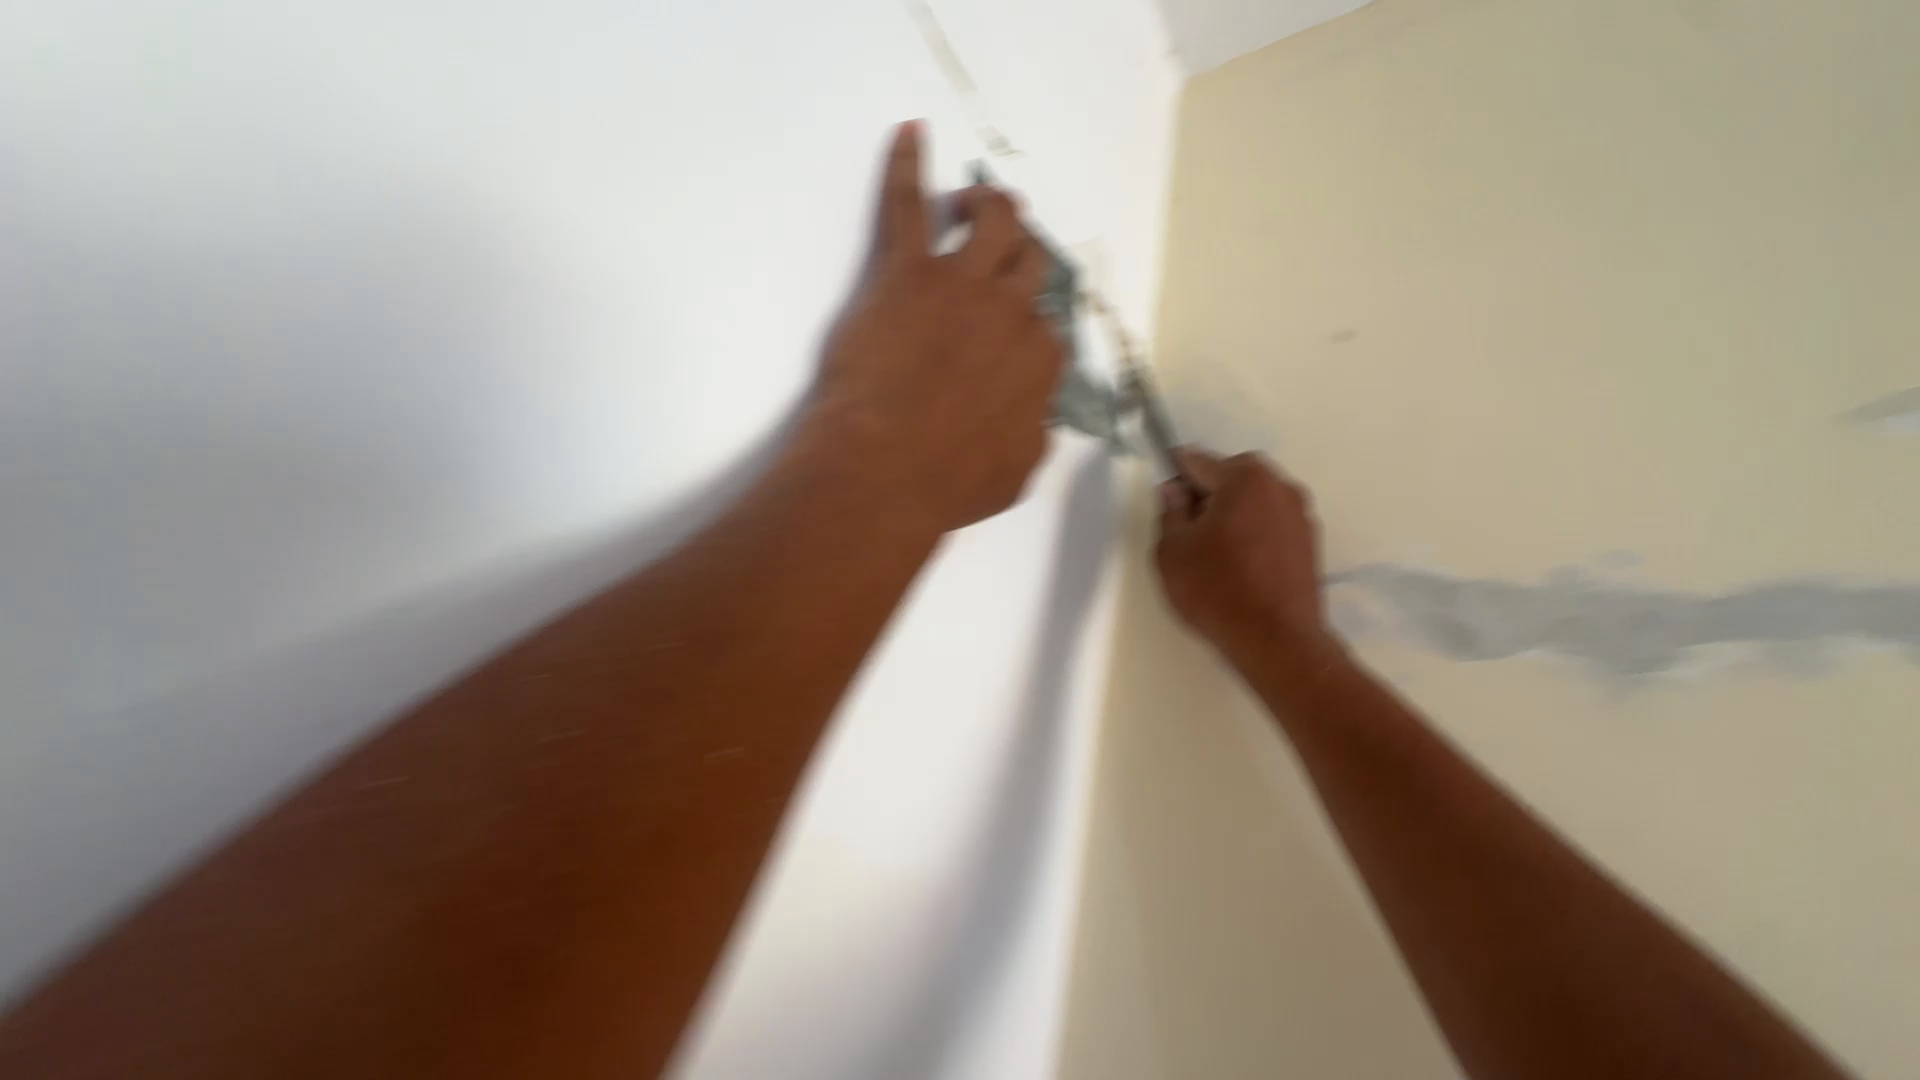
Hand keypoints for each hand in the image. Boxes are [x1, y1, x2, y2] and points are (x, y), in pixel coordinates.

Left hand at [809, 121, 1062, 532]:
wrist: (883, 473)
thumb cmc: (947, 485)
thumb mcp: (1015, 475)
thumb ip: (1033, 435)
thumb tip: (1037, 417)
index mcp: (1040, 362)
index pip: (1046, 325)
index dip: (1026, 325)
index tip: (1007, 335)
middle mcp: (1012, 313)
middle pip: (1031, 261)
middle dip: (1021, 254)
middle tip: (997, 256)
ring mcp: (961, 286)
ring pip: (994, 220)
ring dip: (989, 205)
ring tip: (970, 203)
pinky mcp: (907, 273)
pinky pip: (908, 205)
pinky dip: (907, 167)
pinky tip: (909, 135)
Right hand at [1154, 448, 1330, 652]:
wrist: (1276, 642)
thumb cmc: (1216, 589)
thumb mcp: (1171, 550)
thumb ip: (1169, 512)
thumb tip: (1175, 492)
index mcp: (1245, 477)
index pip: (1197, 461)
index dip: (1174, 478)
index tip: (1164, 503)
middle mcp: (1280, 486)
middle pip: (1229, 479)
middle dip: (1205, 498)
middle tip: (1185, 535)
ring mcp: (1300, 515)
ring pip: (1252, 504)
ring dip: (1230, 518)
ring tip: (1212, 557)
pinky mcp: (1310, 544)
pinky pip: (1269, 527)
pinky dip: (1251, 537)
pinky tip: (1237, 570)